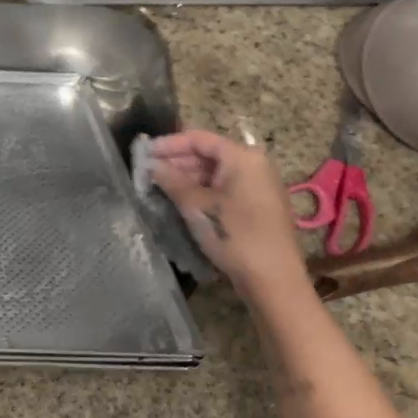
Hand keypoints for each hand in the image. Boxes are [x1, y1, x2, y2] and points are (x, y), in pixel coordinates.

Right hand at [151, 130, 307, 296]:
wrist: (273, 279)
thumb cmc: (234, 235)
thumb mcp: (196, 206)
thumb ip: (171, 180)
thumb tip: (150, 165)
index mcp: (243, 157)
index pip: (199, 139)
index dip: (169, 144)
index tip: (143, 153)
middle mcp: (254, 164)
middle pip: (208, 154)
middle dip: (176, 162)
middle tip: (147, 172)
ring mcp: (258, 185)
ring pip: (215, 172)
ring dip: (187, 178)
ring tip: (158, 187)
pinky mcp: (257, 205)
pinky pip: (225, 188)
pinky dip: (202, 191)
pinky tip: (180, 201)